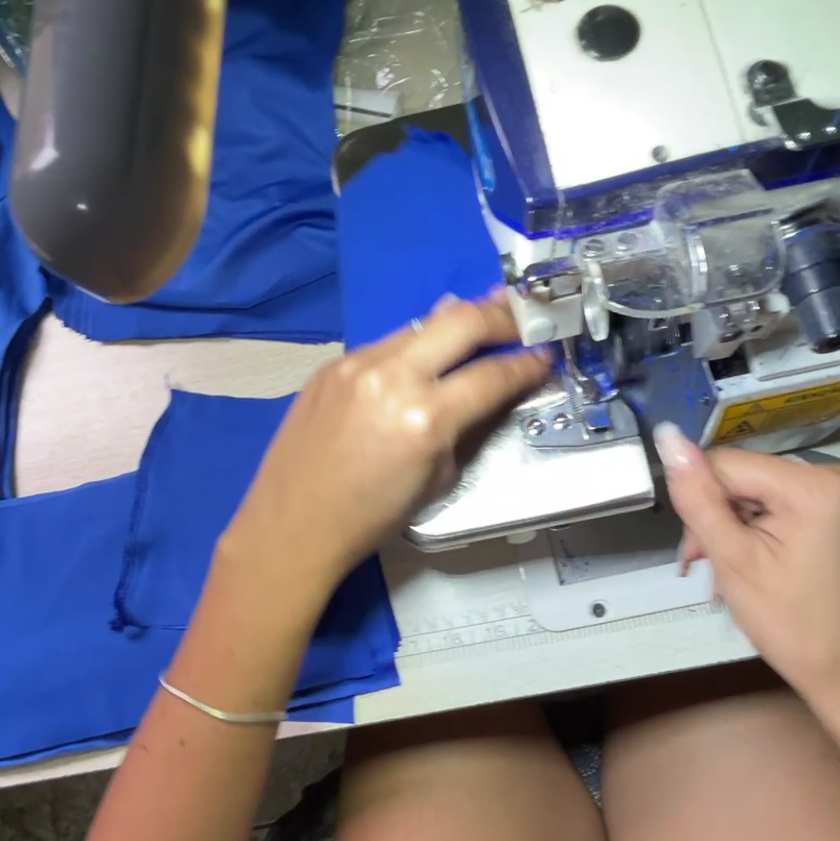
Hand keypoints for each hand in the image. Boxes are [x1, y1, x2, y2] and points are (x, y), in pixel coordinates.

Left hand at [225, 290, 551, 589]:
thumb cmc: (371, 518)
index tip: (545, 355)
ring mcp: (357, 364)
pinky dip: (415, 345)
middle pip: (462, 321)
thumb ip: (468, 426)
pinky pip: (387, 343)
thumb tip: (492, 387)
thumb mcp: (438, 480)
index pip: (492, 376)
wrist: (294, 523)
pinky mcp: (332, 364)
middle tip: (522, 320)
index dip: (527, 363)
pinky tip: (425, 354)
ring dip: (458, 322)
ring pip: (422, 324)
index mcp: (424, 419)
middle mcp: (392, 378)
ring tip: (482, 322)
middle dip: (501, 317)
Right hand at [654, 424, 839, 713]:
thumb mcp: (731, 558)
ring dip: (732, 527)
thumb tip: (667, 436)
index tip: (699, 552)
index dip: (701, 503)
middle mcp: (838, 476)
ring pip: (756, 491)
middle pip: (743, 478)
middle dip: (717, 518)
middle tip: (709, 565)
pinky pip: (779, 502)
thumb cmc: (787, 623)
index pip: (726, 465)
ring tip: (728, 570)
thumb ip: (696, 496)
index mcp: (816, 485)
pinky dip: (757, 529)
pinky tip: (752, 561)